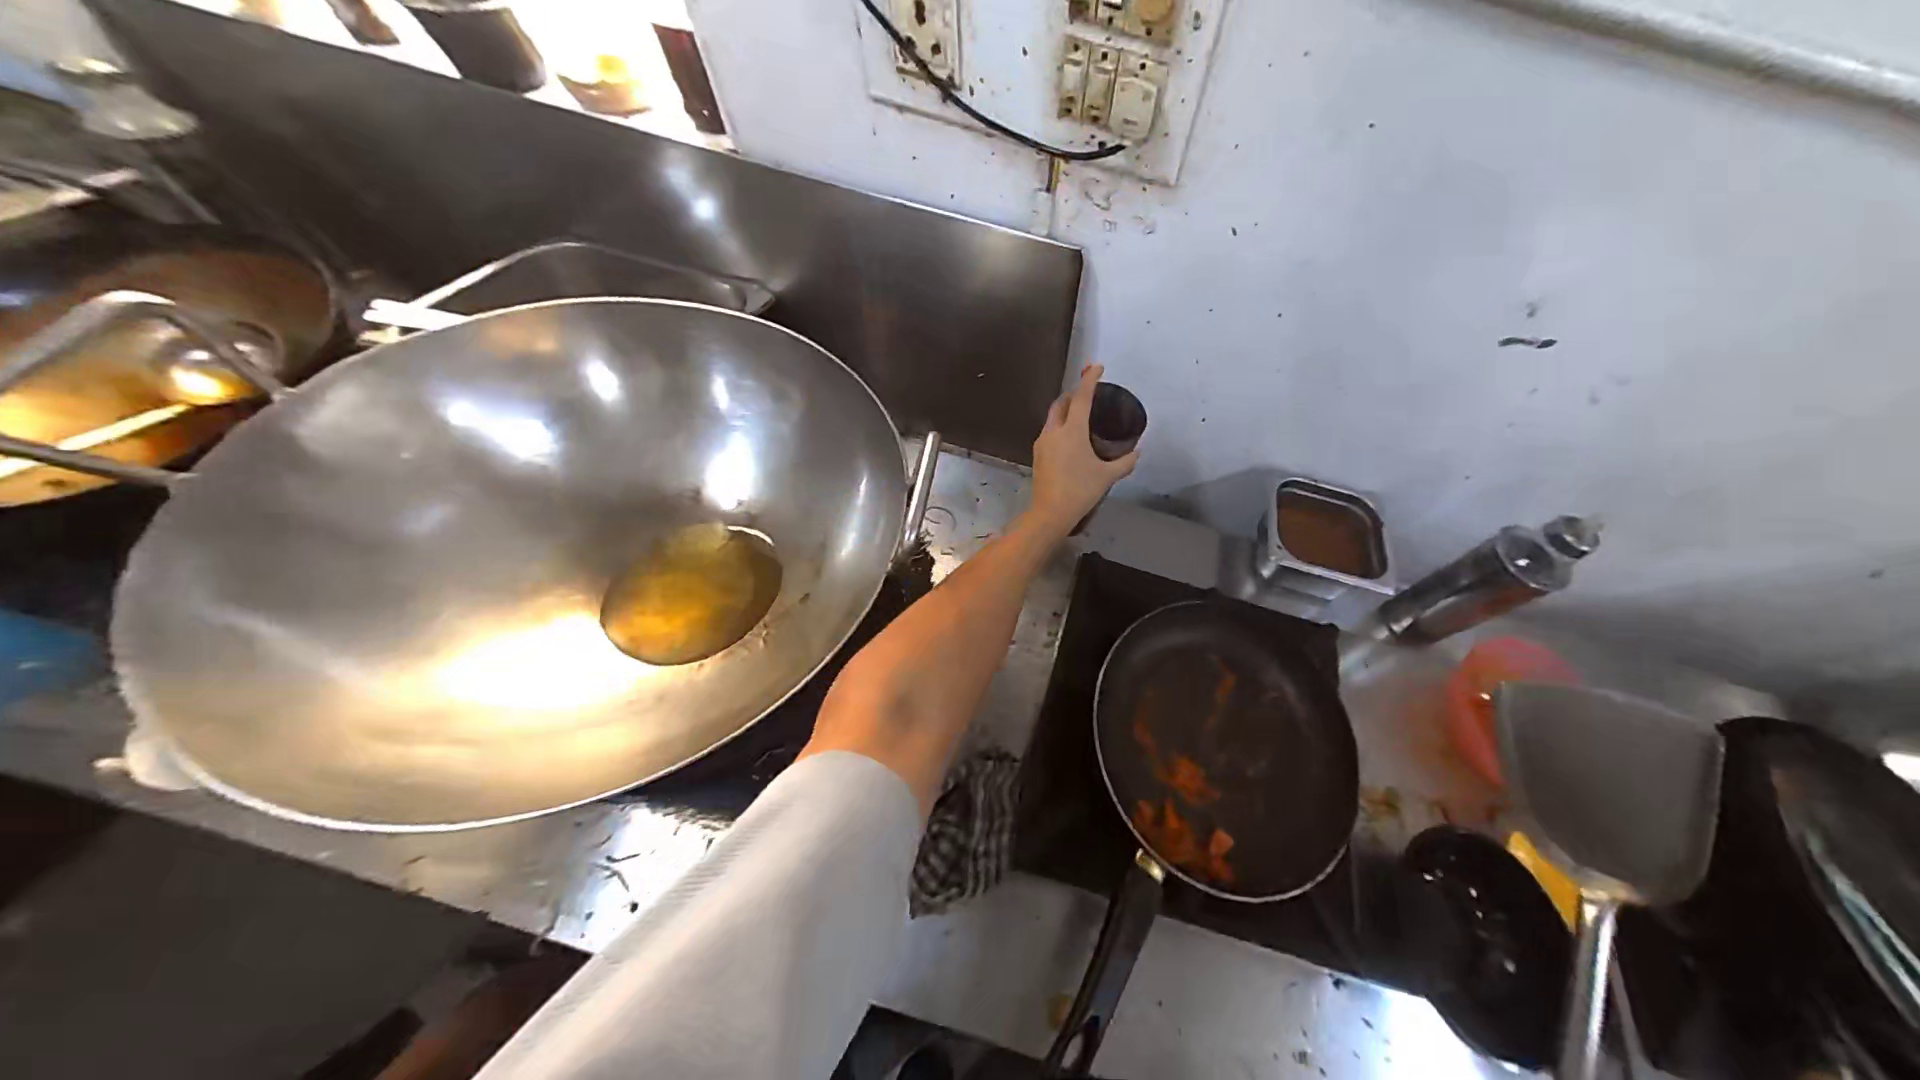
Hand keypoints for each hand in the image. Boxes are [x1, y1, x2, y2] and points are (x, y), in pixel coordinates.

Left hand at [1027, 364, 1139, 536]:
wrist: (1050, 513)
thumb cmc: (1080, 491)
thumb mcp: (1107, 476)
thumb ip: (1124, 463)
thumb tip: (1136, 453)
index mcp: (1072, 430)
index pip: (1081, 397)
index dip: (1090, 380)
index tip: (1096, 367)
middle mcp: (1054, 431)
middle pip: (1062, 403)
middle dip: (1073, 393)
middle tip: (1087, 391)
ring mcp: (1042, 443)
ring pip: (1053, 417)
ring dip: (1065, 410)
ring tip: (1079, 413)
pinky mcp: (1038, 455)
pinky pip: (1049, 432)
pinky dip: (1060, 426)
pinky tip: (1069, 437)